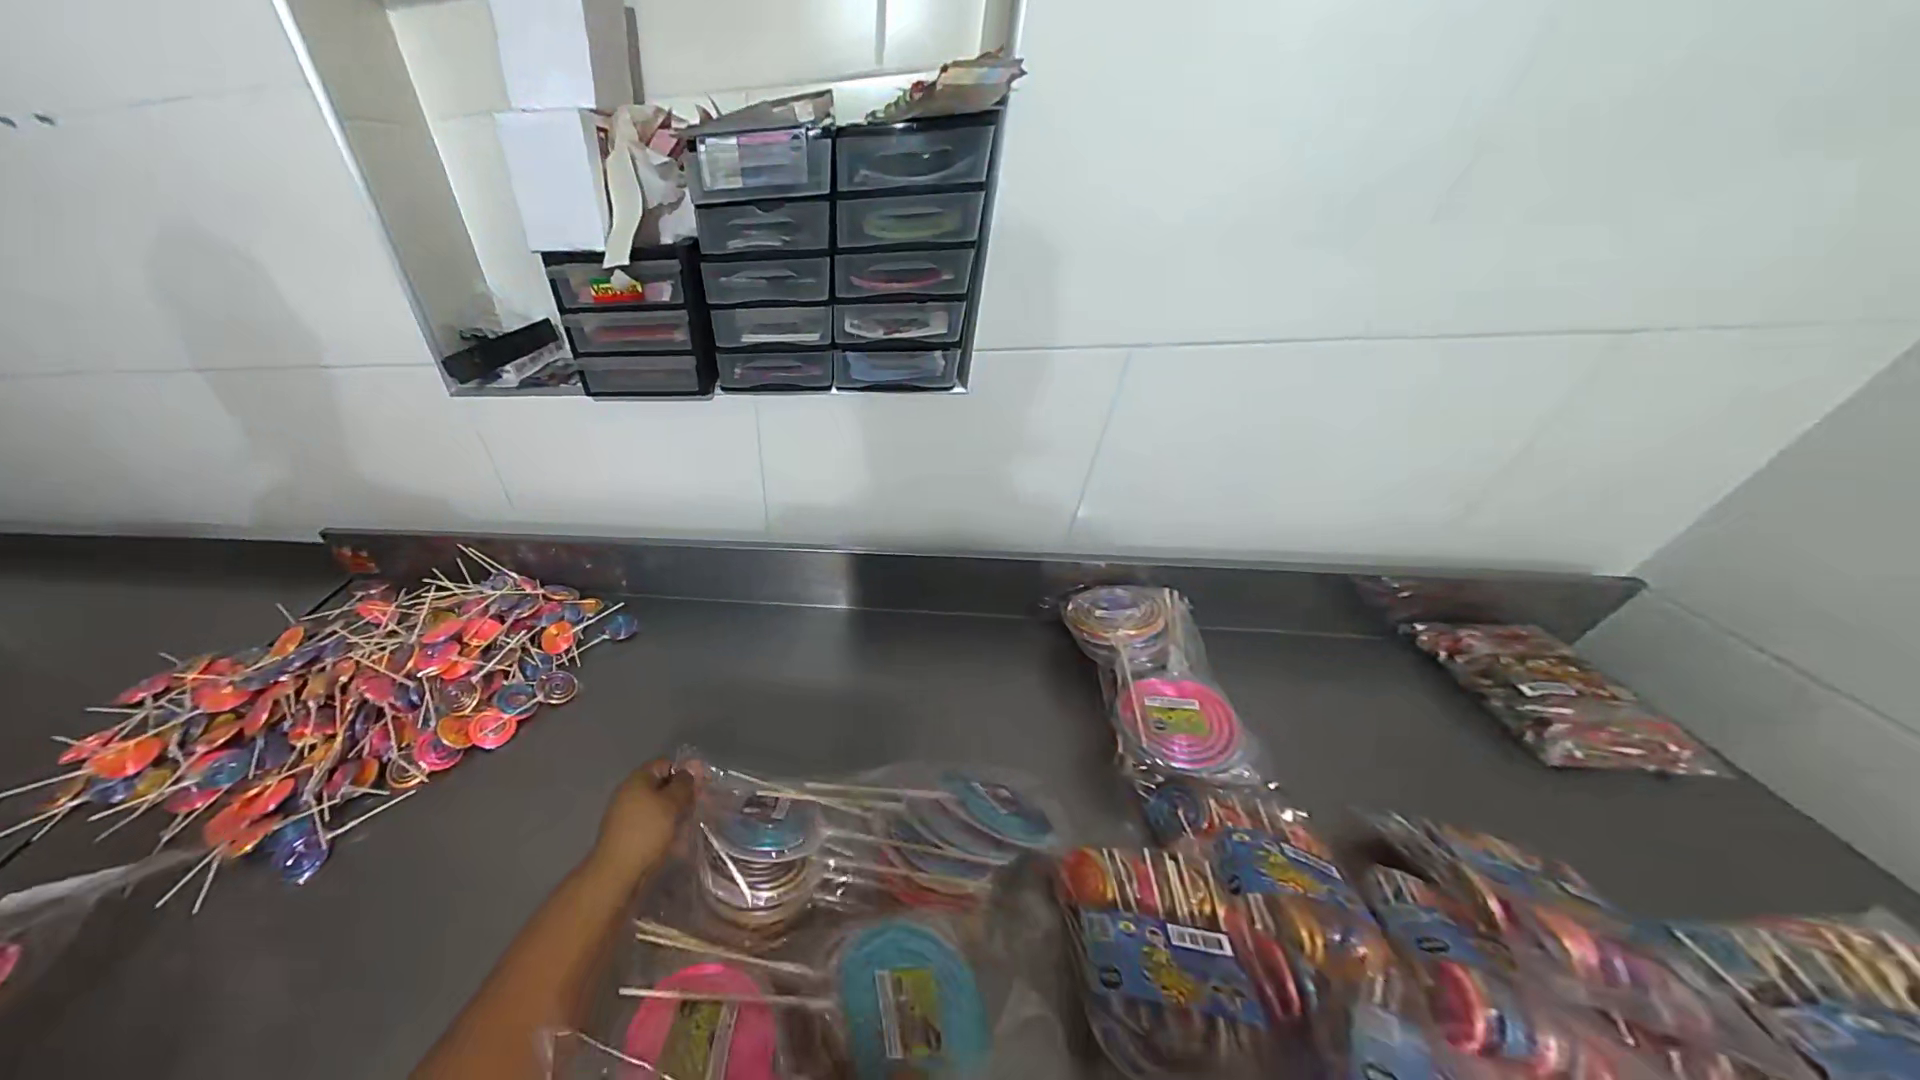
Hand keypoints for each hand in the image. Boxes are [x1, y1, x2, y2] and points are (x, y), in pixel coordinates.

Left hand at [589, 759, 693, 881]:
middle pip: (663, 786)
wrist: (617, 873)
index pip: (666, 764)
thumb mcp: (672, 803)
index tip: (700, 787)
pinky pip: (653, 824)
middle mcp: (630, 794)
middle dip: (682, 795)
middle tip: (699, 806)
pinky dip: (666, 828)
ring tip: (690, 825)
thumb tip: (690, 770)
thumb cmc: (647, 831)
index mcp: (638, 780)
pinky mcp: (629, 835)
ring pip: (659, 807)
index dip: (685, 772)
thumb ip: (685, 783)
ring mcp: (627, 816)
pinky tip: (678, 841)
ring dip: (676, 813)